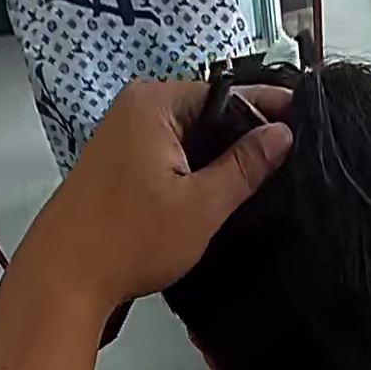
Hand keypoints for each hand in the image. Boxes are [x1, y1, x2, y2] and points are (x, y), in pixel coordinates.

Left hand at [17, 80, 293, 312]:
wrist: (69, 276)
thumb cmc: (130, 240)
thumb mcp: (202, 205)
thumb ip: (245, 167)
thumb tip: (281, 135)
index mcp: (155, 106)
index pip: (226, 93)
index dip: (266, 110)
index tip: (301, 122)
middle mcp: (135, 111)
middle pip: (207, 114)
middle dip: (244, 138)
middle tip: (285, 164)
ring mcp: (124, 139)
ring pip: (190, 140)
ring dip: (220, 162)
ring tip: (257, 186)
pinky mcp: (121, 168)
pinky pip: (171, 159)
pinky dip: (196, 175)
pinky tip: (216, 200)